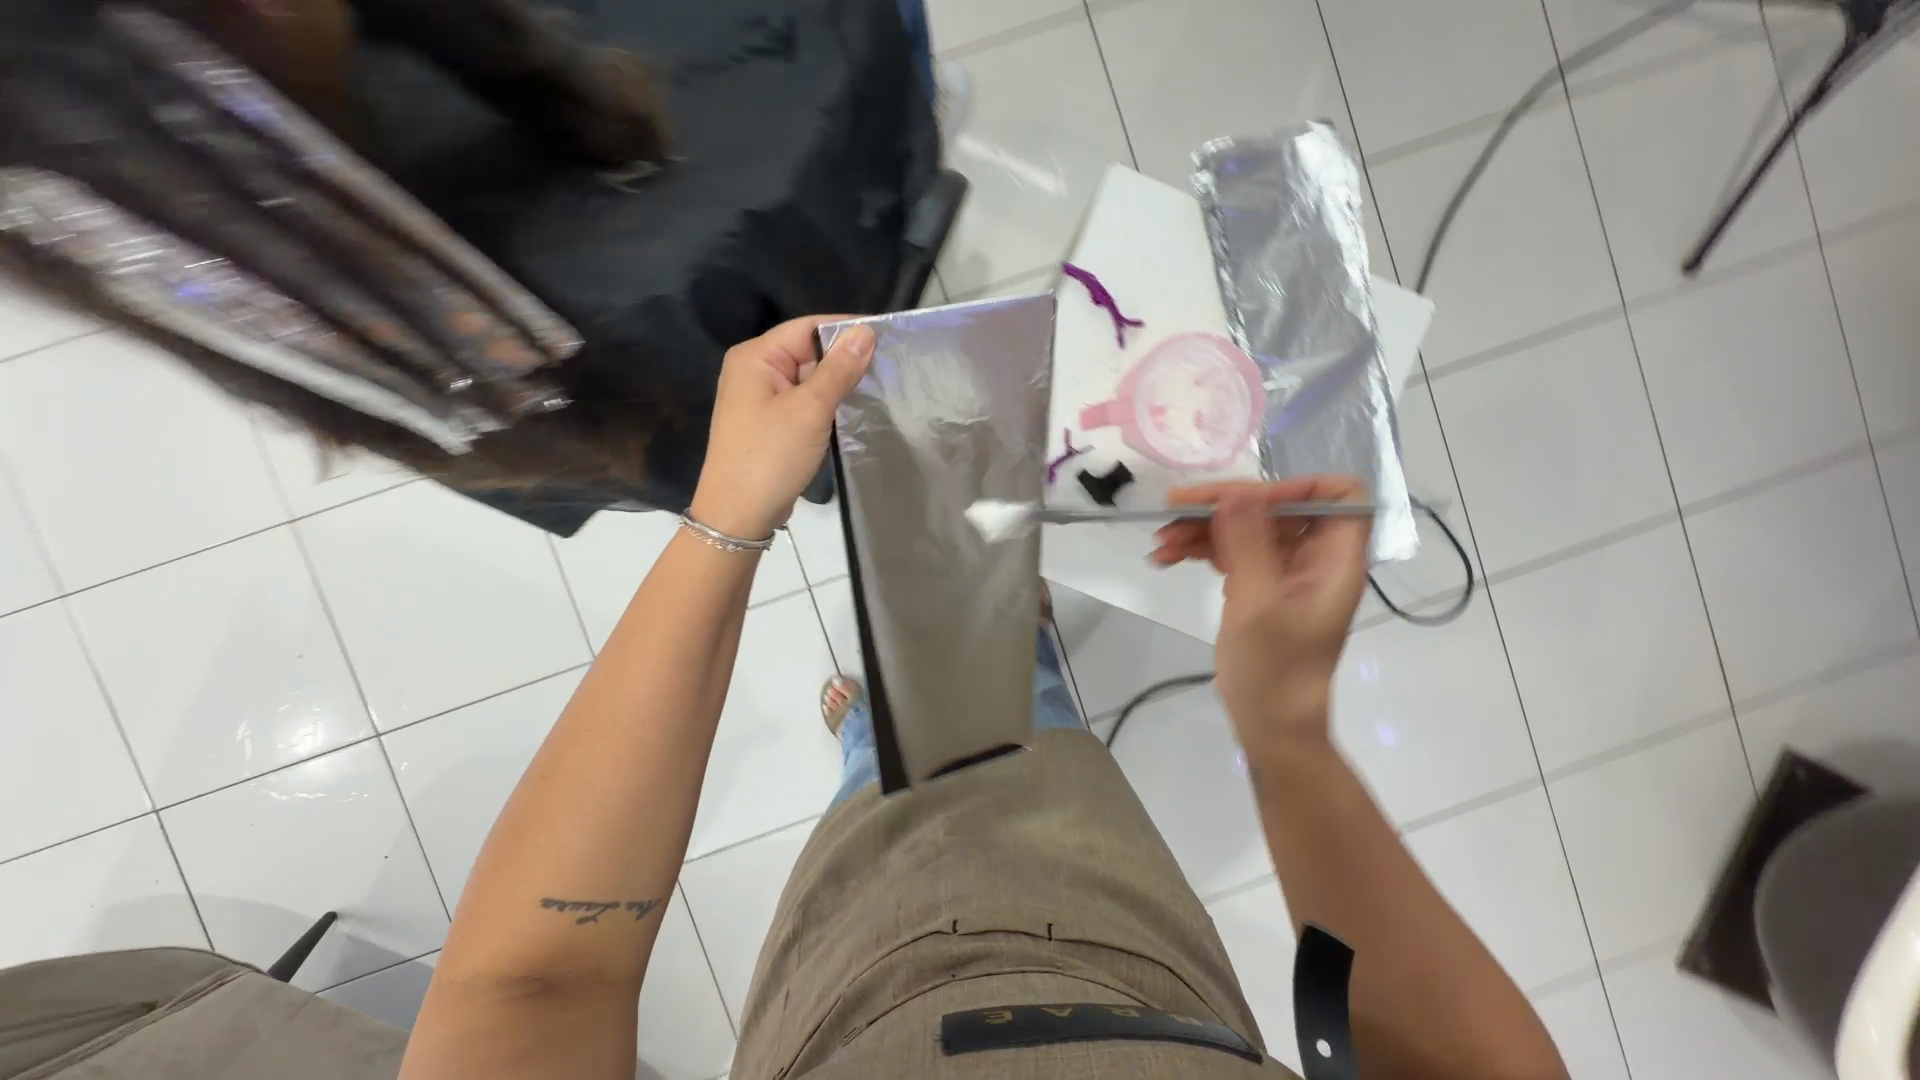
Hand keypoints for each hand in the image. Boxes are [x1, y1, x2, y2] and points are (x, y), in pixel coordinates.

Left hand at [688, 317, 874, 539]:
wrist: (738, 515)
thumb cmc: (770, 456)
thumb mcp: (810, 409)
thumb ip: (839, 369)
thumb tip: (865, 332)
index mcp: (755, 356)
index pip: (808, 327)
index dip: (846, 331)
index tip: (887, 339)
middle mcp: (754, 371)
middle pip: (808, 352)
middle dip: (845, 361)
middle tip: (890, 369)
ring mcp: (760, 399)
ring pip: (809, 380)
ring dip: (838, 386)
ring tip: (879, 390)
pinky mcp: (770, 424)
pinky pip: (803, 404)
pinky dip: (826, 407)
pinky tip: (853, 414)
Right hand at [1151, 477, 1371, 759]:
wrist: (1270, 724)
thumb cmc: (1275, 669)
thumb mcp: (1258, 603)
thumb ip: (1249, 543)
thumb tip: (1236, 492)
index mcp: (1335, 558)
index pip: (1337, 494)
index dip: (1295, 486)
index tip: (1243, 499)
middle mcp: (1314, 557)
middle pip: (1276, 507)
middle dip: (1224, 505)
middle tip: (1174, 509)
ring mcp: (1284, 571)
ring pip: (1246, 526)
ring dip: (1202, 528)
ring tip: (1160, 542)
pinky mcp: (1258, 585)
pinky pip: (1231, 550)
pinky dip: (1200, 548)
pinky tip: (1166, 556)